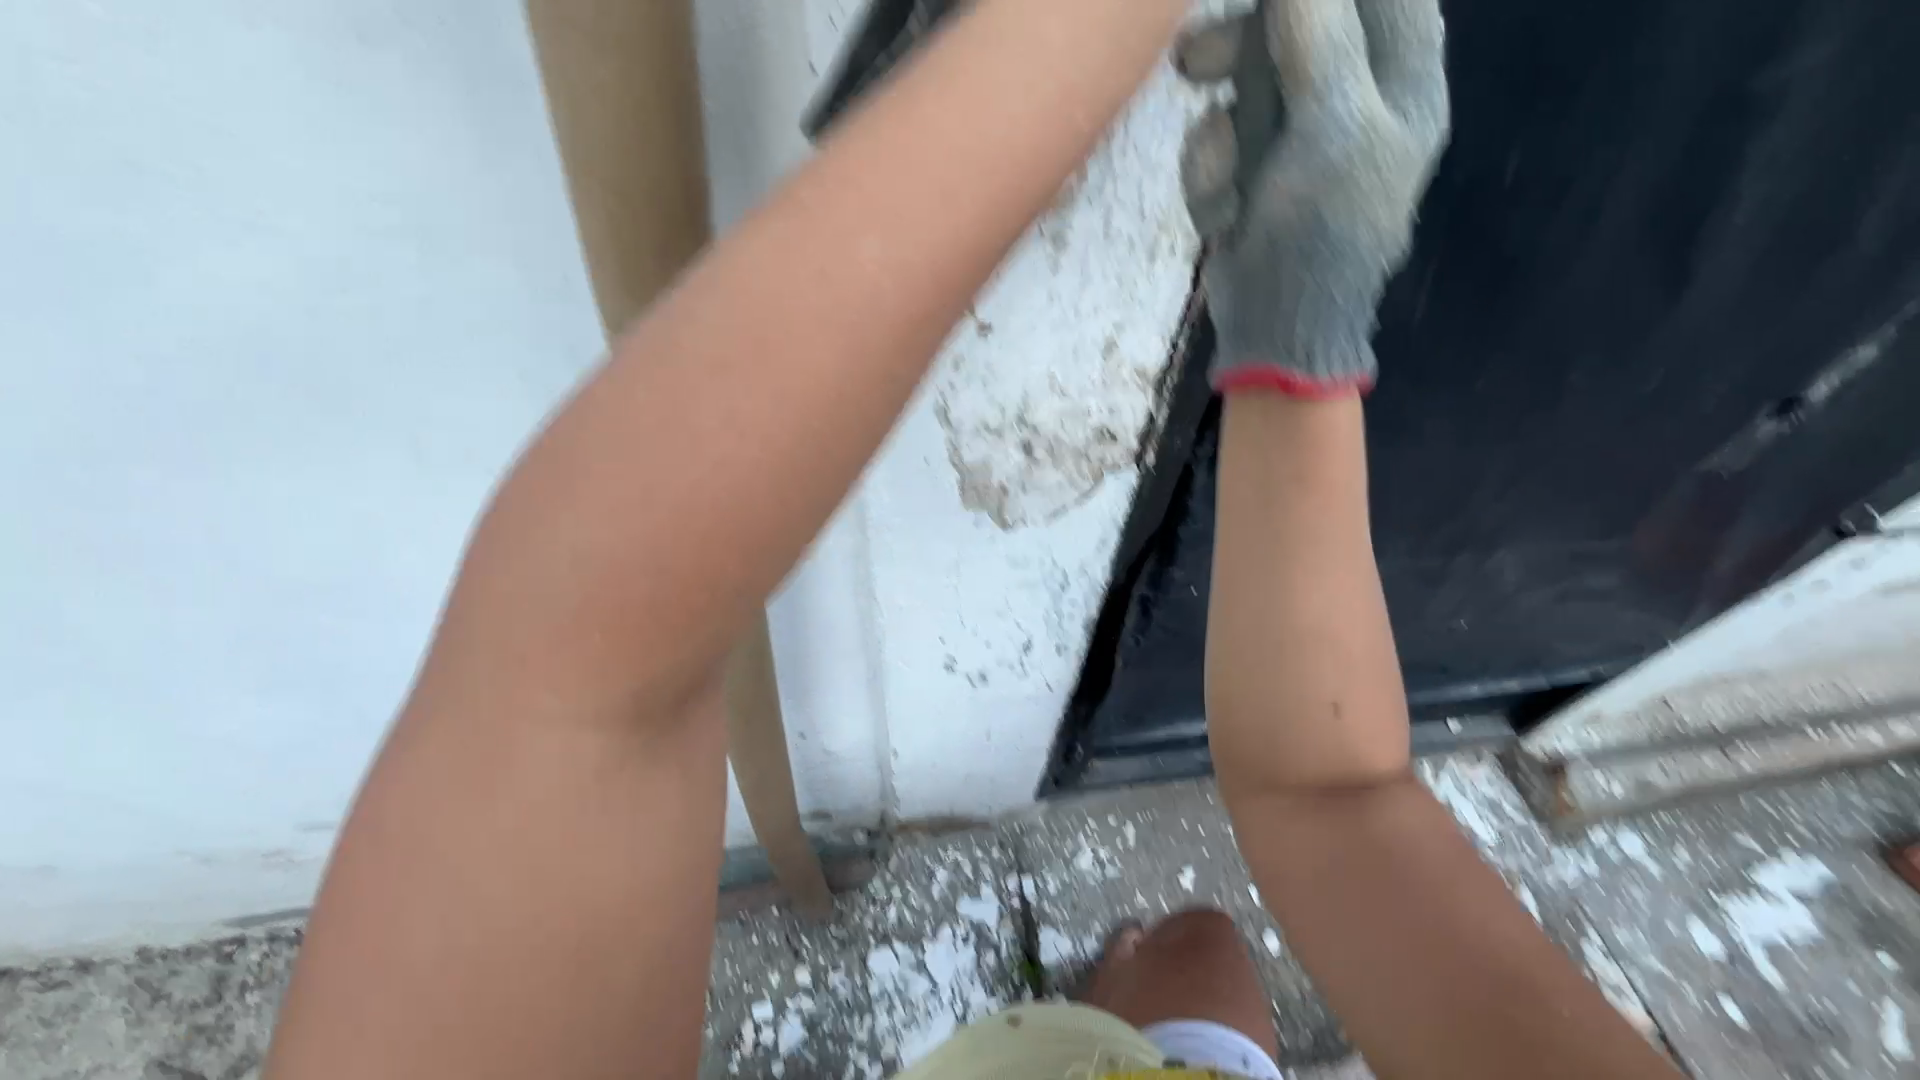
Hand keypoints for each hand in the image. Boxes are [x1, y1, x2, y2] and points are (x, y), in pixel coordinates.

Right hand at [1177, 0, 1449, 396]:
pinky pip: (1217, 139)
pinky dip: (1210, 175)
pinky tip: (1222, 215)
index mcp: (1401, 77)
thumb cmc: (1325, 231)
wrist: (1277, 328)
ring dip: (1219, 131)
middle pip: (1296, 23)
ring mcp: (1296, 135)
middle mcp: (1352, 95)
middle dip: (1243, 46)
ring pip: (1243, 83)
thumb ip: (1319, 35)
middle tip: (1194, 61)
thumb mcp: (1334, 127)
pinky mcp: (1250, 170)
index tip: (1267, 3)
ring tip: (1216, 179)